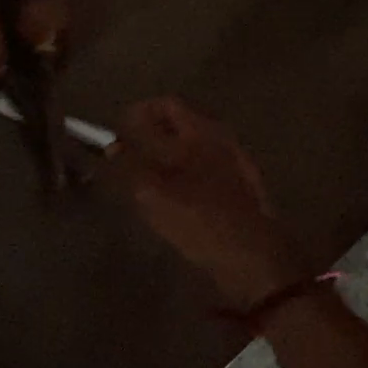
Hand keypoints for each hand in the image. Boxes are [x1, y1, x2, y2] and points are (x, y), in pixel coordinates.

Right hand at [106, 96, 308, 311]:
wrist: (255, 263)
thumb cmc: (199, 218)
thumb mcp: (151, 191)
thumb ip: (128, 163)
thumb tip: (112, 145)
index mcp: (202, 131)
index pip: (167, 104)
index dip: (139, 112)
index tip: (118, 130)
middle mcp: (224, 142)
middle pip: (184, 126)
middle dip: (154, 134)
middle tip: (130, 153)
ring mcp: (239, 168)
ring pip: (197, 150)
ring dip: (171, 157)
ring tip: (148, 177)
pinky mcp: (245, 196)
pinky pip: (209, 172)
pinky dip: (188, 176)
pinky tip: (176, 199)